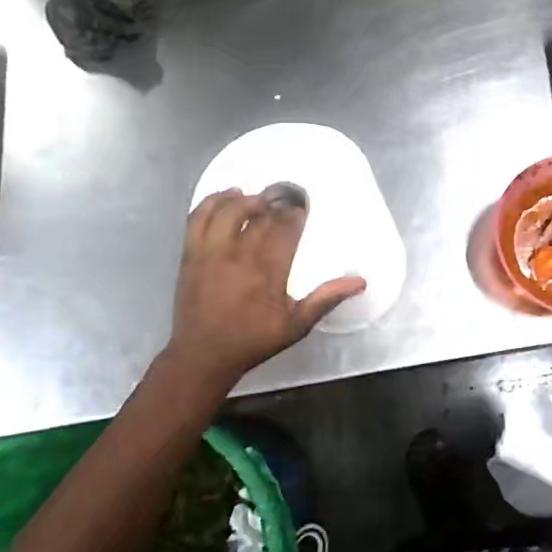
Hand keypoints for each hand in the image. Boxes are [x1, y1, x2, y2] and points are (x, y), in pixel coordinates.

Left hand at [165, 188, 366, 383]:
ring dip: (247, 199)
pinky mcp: (191, 254)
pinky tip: (227, 197)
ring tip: (259, 200)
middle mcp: (239, 256)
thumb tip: (360, 281)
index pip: (285, 229)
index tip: (303, 207)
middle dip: (275, 203)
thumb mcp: (296, 325)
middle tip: (285, 198)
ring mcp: (211, 253)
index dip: (296, 213)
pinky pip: (199, 217)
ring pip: (229, 211)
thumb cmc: (253, 340)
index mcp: (268, 272)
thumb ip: (326, 299)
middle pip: (260, 217)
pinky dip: (213, 202)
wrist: (204, 354)